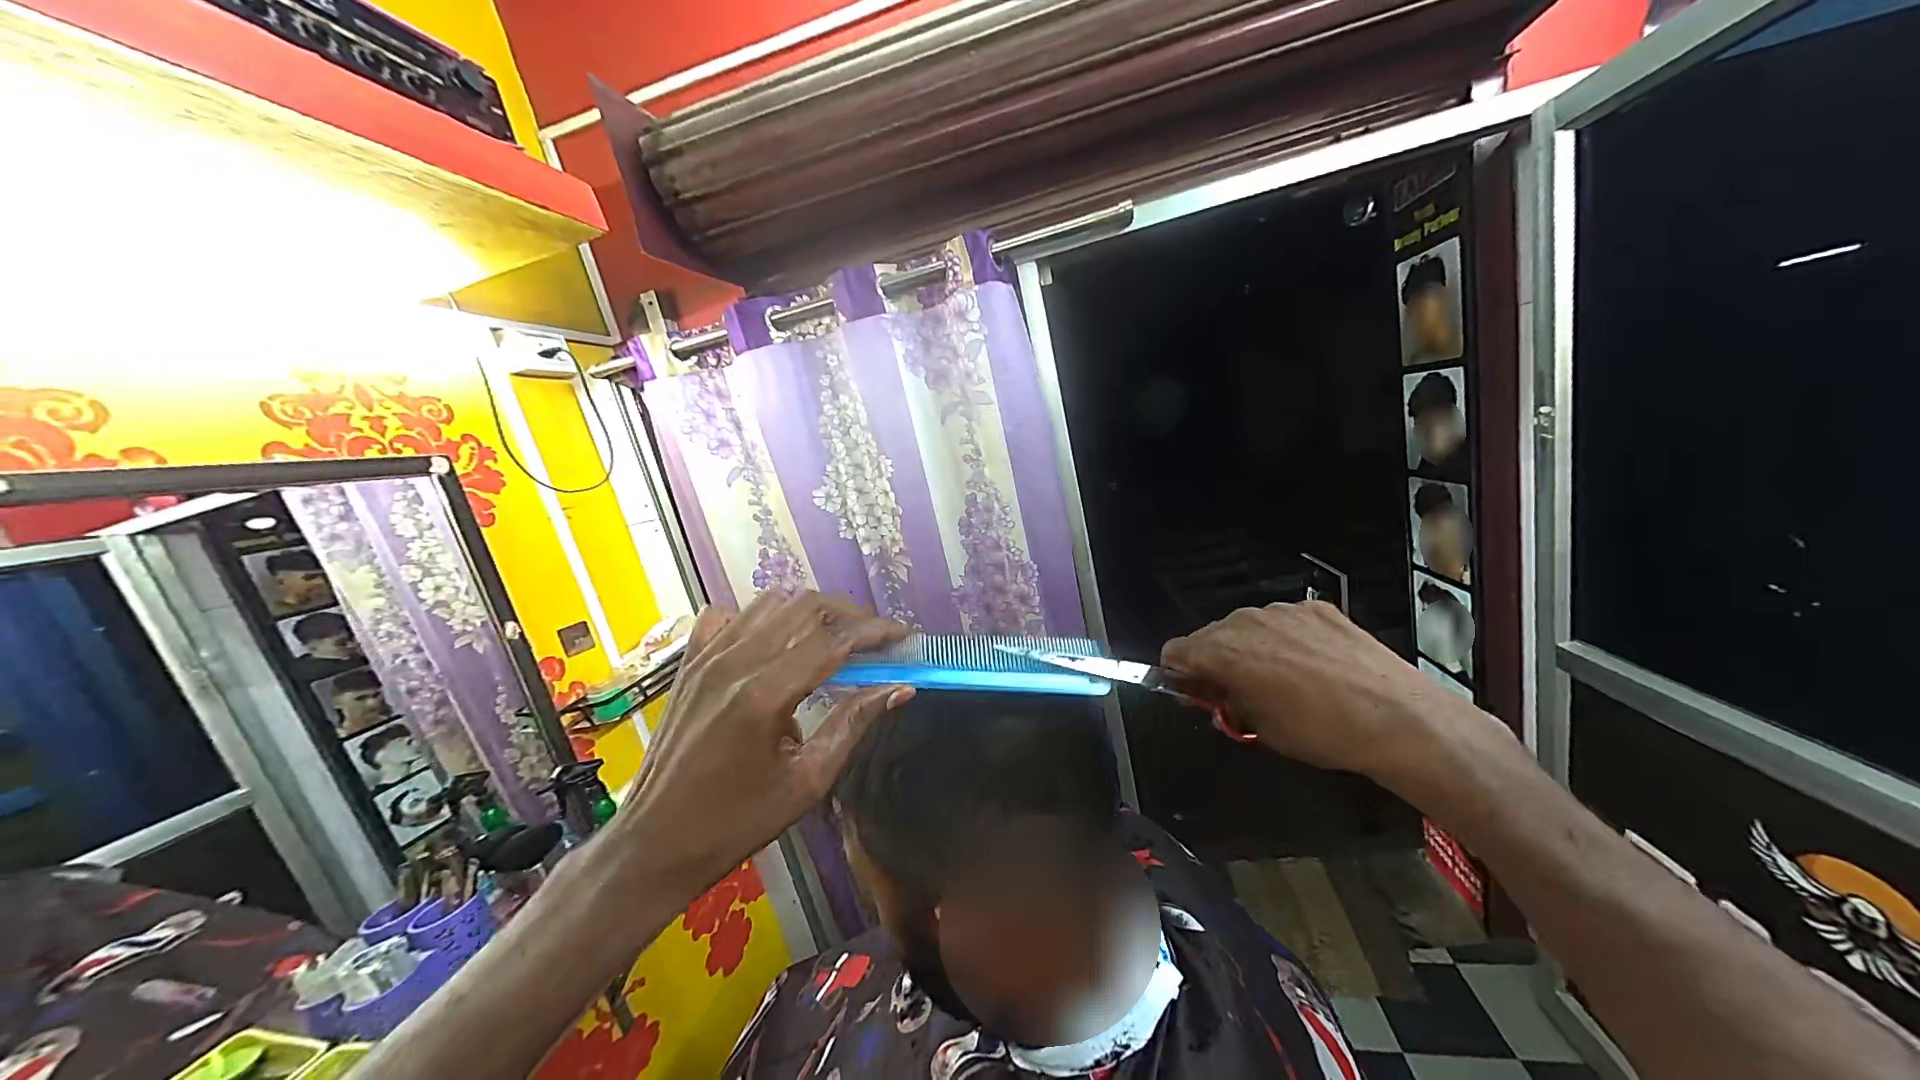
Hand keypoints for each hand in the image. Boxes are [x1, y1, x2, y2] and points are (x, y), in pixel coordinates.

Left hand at [619, 590, 911, 891]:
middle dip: (849, 615)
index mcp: (764, 695)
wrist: (654, 842)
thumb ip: (853, 724)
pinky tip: (774, 643)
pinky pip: (729, 616)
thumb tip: (899, 688)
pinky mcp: (689, 662)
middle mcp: (734, 662)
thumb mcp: (806, 782)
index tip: (904, 637)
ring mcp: (706, 656)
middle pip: (805, 607)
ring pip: (770, 603)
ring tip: (834, 639)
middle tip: (875, 639)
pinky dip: (760, 618)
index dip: (876, 632)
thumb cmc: (735, 822)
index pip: (834, 640)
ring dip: (810, 613)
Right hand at [1160, 601, 1503, 785]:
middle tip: (1239, 693)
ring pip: (1247, 627)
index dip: (1180, 674)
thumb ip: (1227, 704)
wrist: (1399, 719)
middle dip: (1216, 661)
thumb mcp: (1260, 730)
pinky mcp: (1317, 608)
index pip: (1175, 651)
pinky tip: (1314, 666)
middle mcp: (1245, 621)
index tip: (1197, 694)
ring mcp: (1284, 610)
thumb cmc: (1321, 732)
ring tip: (1284, 681)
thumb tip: (1218, 695)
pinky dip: (1287, 639)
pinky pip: (1285, 621)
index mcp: (1223, 651)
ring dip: (1251, 648)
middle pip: (1210, 636)